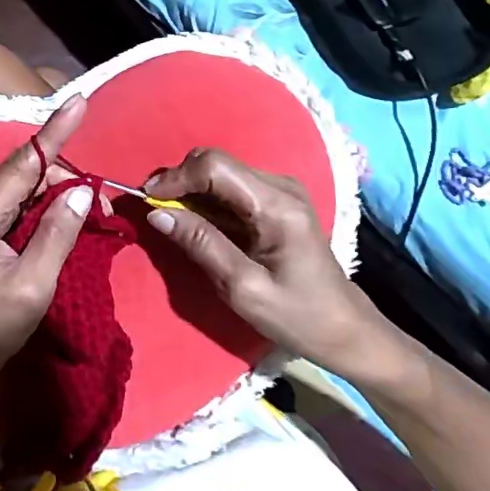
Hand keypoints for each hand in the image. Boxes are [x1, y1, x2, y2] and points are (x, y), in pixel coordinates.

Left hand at [0, 95, 95, 378]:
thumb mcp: (35, 283)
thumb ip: (58, 233)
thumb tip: (83, 191)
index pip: (23, 165)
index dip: (55, 132)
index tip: (78, 100)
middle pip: (25, 172)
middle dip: (66, 179)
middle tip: (101, 207)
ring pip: (24, 185)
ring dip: (58, 193)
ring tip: (92, 215)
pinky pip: (17, 201)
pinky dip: (45, 205)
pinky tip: (67, 216)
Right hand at [143, 148, 395, 374]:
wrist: (343, 327)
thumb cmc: (296, 315)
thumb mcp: (242, 288)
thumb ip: (201, 244)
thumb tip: (157, 214)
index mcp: (276, 205)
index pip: (216, 167)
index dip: (176, 177)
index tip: (146, 199)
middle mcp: (280, 186)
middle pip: (217, 163)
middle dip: (178, 181)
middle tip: (152, 209)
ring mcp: (280, 191)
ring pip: (220, 172)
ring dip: (189, 190)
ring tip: (166, 217)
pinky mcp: (275, 201)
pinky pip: (230, 188)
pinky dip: (204, 199)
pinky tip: (193, 222)